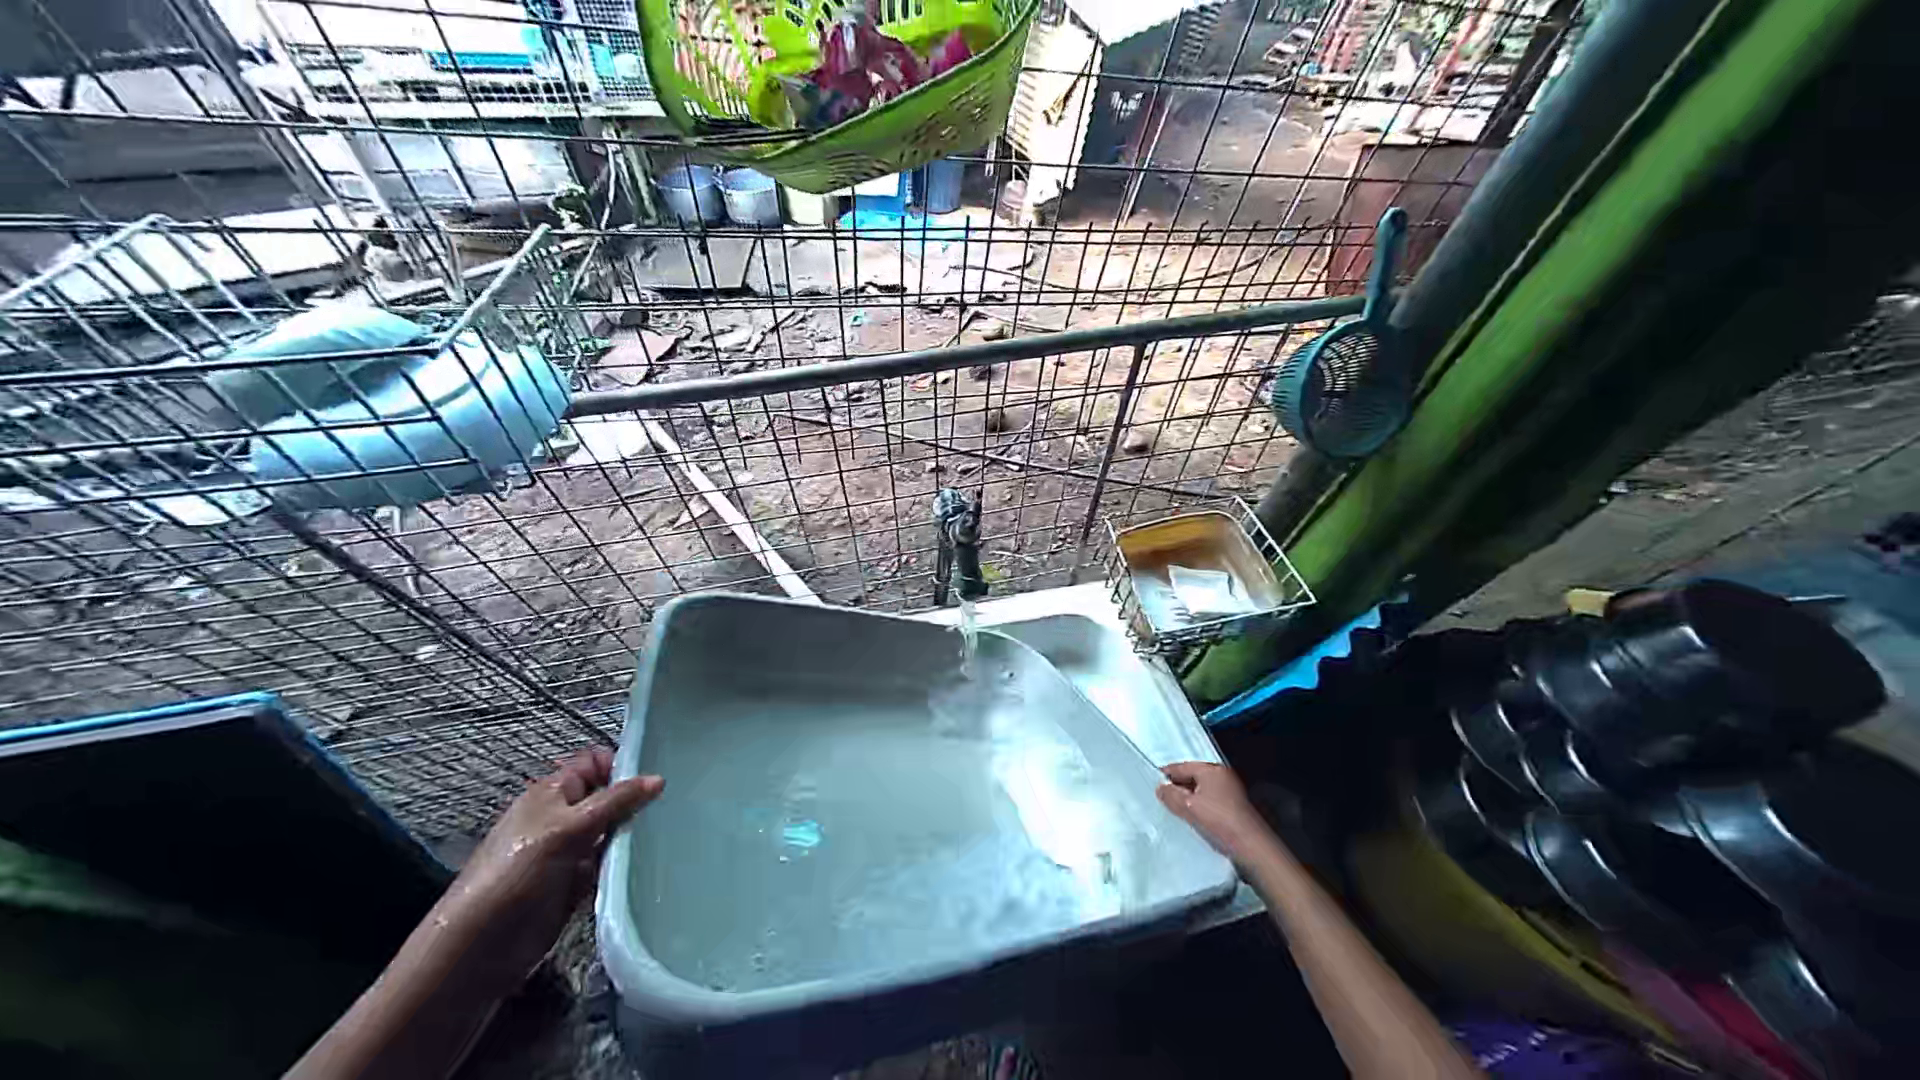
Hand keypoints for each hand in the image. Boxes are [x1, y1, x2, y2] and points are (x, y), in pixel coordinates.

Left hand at [437, 747, 662, 979]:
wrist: (479, 948)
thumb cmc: (518, 873)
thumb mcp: (568, 827)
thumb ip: (615, 801)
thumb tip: (659, 778)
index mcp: (553, 793)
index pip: (594, 762)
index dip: (621, 764)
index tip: (655, 778)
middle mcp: (562, 817)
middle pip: (608, 796)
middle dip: (636, 799)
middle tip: (672, 805)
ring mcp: (570, 851)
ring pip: (612, 830)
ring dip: (634, 832)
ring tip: (671, 831)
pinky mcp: (577, 883)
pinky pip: (609, 863)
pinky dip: (626, 861)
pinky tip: (652, 860)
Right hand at [1157, 761, 1282, 864]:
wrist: (1251, 846)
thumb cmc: (1219, 820)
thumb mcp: (1188, 806)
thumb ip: (1171, 795)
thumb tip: (1161, 788)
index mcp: (1212, 770)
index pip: (1182, 766)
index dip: (1166, 774)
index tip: (1153, 782)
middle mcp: (1223, 776)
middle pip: (1192, 777)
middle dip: (1177, 786)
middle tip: (1161, 797)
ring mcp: (1231, 792)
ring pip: (1201, 790)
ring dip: (1188, 797)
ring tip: (1174, 809)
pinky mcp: (1234, 808)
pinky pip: (1209, 801)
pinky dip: (1199, 806)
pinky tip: (1191, 818)